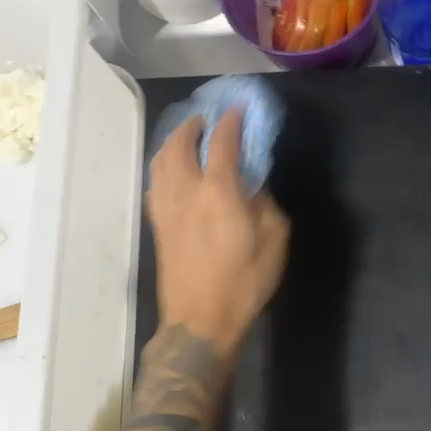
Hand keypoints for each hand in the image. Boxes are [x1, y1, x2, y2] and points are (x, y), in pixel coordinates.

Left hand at [147, 107, 289, 350]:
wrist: (201, 321)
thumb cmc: (244, 281)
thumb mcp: (274, 239)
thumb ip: (265, 204)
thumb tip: (253, 187)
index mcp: (219, 191)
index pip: (223, 142)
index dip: (231, 121)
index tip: (238, 108)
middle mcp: (186, 191)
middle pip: (179, 145)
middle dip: (193, 126)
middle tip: (207, 120)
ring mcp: (166, 208)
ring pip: (161, 162)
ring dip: (173, 143)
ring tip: (188, 140)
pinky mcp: (158, 225)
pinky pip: (156, 183)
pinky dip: (164, 167)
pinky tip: (174, 172)